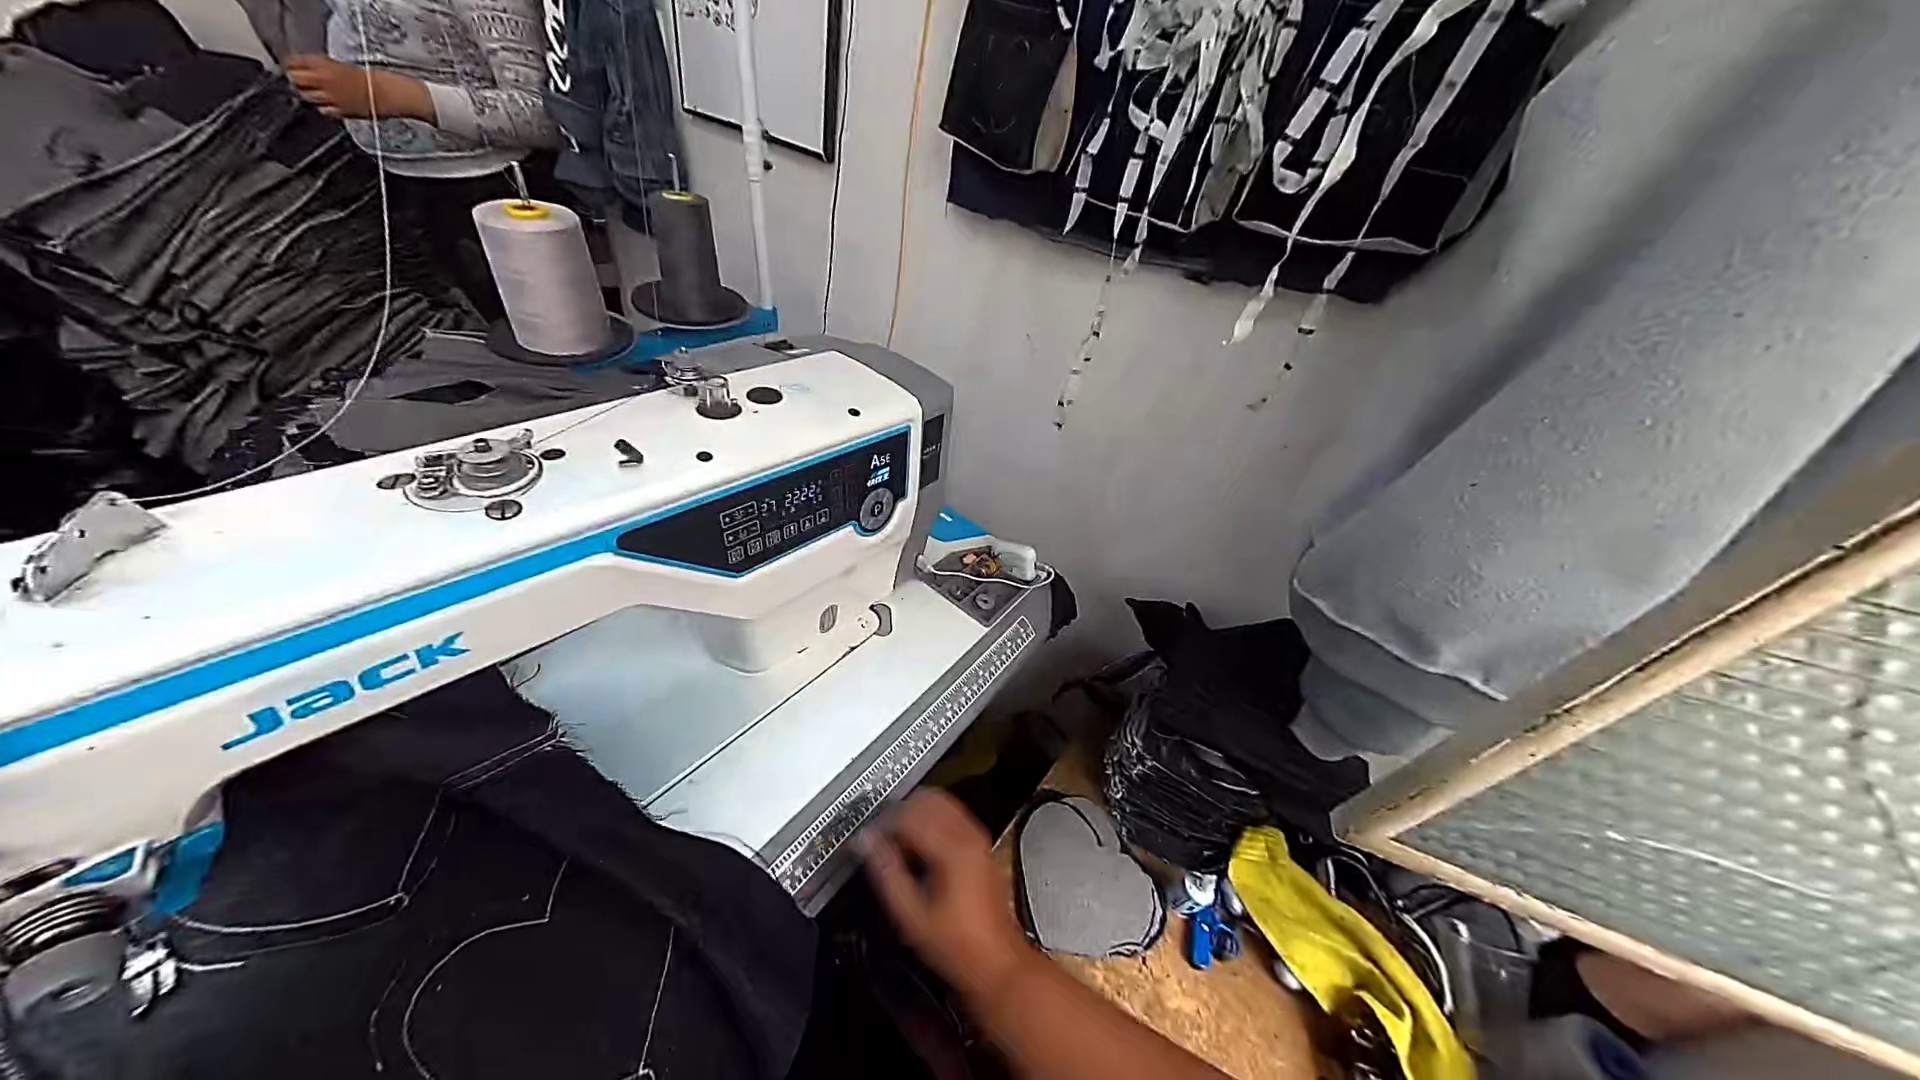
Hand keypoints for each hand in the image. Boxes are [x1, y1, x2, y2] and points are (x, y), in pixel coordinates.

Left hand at [286, 55, 434, 121]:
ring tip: (316, 95)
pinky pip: (324, 110)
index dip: (292, 65)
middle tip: (302, 83)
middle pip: (294, 79)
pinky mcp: (341, 111)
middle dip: (296, 80)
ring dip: (308, 95)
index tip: (294, 68)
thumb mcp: (339, 66)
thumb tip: (306, 69)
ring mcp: (331, 97)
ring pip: (306, 96)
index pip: (292, 62)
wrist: (389, 94)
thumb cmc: (369, 80)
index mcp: (321, 65)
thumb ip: (320, 67)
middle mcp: (322, 80)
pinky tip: (330, 106)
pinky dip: (324, 108)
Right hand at [862, 790, 1032, 1000]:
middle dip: (899, 813)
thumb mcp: (911, 915)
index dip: (883, 823)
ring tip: (897, 842)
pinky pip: (951, 814)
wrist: (995, 960)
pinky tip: (918, 846)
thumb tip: (867, 845)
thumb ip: (887, 874)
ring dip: (915, 814)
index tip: (868, 838)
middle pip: (927, 799)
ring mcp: (978, 838)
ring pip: (941, 802)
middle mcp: (969, 836)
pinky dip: (930, 820)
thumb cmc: (958, 946)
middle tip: (881, 836)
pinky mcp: (980, 844)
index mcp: (952, 850)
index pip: (909, 814)